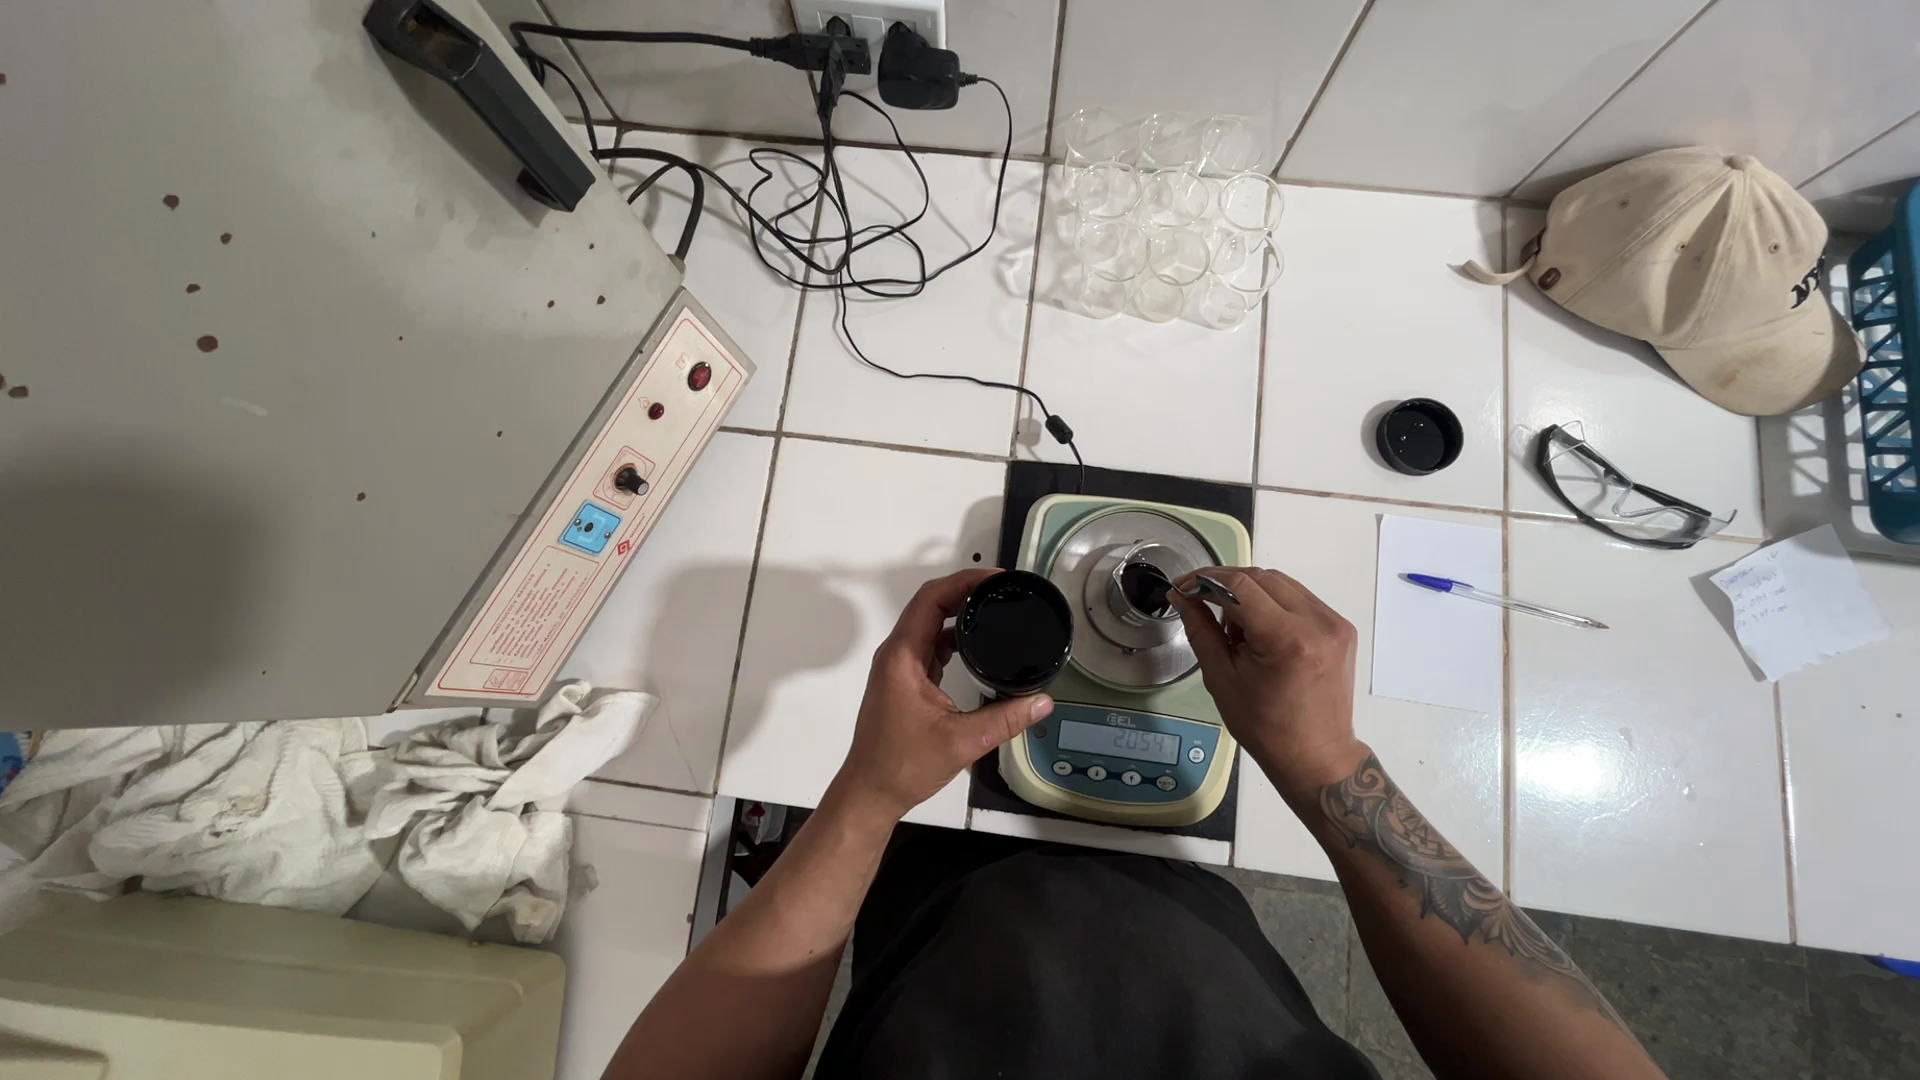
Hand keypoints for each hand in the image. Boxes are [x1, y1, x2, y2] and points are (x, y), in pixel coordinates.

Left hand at [829, 569, 1055, 822]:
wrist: (872, 791)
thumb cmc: (905, 764)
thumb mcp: (962, 741)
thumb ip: (1006, 719)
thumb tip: (1043, 701)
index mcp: (903, 656)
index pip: (931, 599)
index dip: (964, 581)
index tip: (997, 578)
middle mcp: (897, 653)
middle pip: (930, 604)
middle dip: (965, 590)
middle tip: (1003, 589)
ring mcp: (899, 666)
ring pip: (929, 624)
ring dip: (958, 611)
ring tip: (994, 607)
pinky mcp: (905, 680)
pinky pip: (929, 645)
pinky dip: (951, 635)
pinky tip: (977, 642)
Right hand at [1168, 566, 1366, 798]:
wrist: (1316, 754)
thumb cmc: (1264, 725)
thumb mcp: (1220, 677)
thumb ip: (1201, 629)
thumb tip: (1183, 596)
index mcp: (1286, 640)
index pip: (1239, 586)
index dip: (1204, 581)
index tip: (1181, 588)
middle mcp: (1317, 623)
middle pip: (1260, 578)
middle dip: (1222, 583)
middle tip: (1197, 601)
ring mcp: (1333, 622)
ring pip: (1279, 583)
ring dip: (1247, 591)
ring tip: (1231, 624)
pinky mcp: (1341, 626)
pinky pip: (1297, 597)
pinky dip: (1270, 602)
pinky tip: (1257, 628)